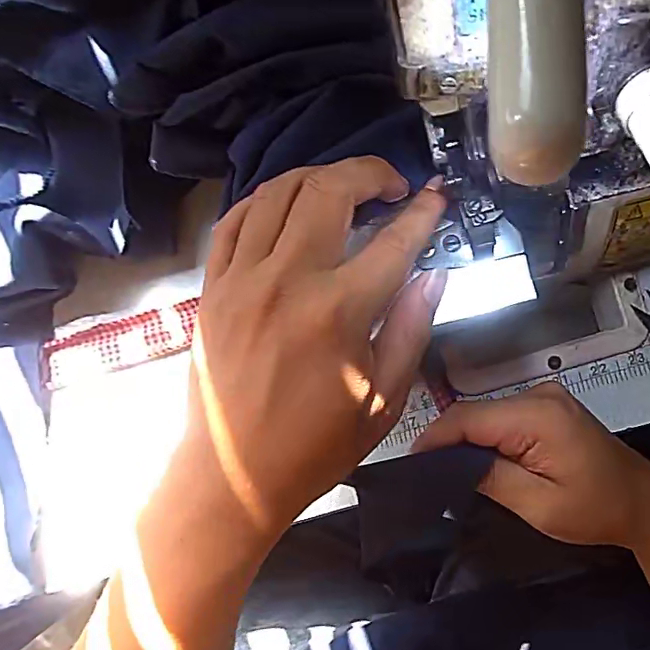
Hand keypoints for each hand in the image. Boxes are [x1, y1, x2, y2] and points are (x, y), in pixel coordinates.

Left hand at [181, 156, 448, 540]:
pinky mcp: (212, 288)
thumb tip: (433, 274)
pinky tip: (289, 209)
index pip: (392, 241)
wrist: (232, 476)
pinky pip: (235, 220)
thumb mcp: (385, 399)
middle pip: (328, 192)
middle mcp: (287, 282)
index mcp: (338, 313)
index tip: (436, 196)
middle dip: (368, 173)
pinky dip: (267, 201)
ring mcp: (241, 280)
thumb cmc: (316, 446)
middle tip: (392, 185)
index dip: (422, 213)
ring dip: (318, 178)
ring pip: (277, 193)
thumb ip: (411, 328)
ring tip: (345, 190)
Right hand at [412, 382, 649, 552]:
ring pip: (486, 415)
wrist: (642, 503)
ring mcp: (545, 397)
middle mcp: (540, 394)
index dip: (433, 439)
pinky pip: (503, 418)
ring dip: (467, 441)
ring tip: (448, 473)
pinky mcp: (547, 407)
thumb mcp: (539, 505)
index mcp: (539, 415)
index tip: (411, 464)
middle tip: (426, 476)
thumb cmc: (598, 509)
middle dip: (448, 442)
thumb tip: (448, 464)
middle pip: (475, 413)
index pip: (467, 417)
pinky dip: (487, 438)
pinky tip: (479, 462)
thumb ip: (489, 478)